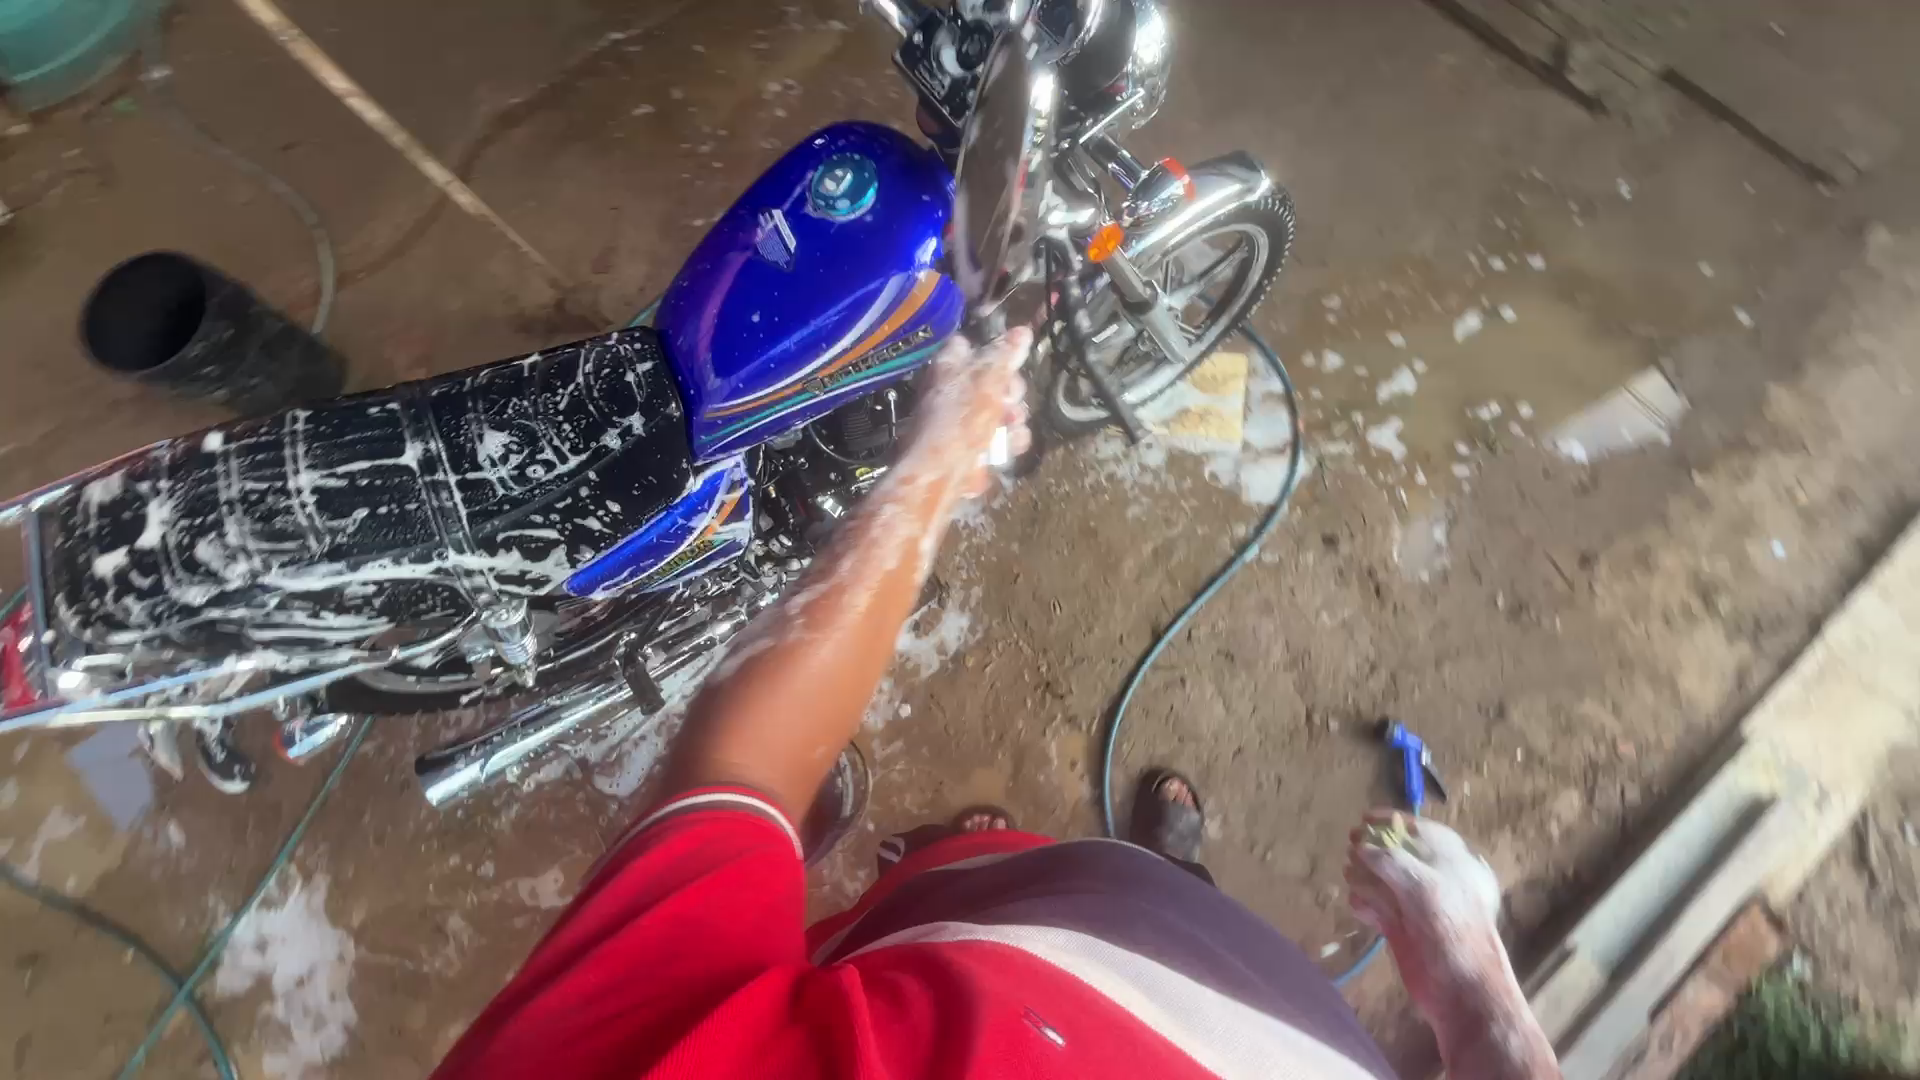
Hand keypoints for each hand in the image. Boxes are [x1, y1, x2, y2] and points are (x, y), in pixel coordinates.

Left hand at [908, 327, 1033, 495]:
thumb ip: (1006, 354)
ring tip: (1009, 425)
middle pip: (997, 379)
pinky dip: (1010, 442)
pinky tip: (1009, 446)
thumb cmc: (960, 419)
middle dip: (1012, 391)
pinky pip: (1005, 437)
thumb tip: (1023, 331)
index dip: (993, 346)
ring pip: (1005, 410)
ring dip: (1014, 418)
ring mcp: (967, 420)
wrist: (943, 471)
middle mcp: (956, 390)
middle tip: (1009, 399)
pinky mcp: (978, 447)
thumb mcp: (987, 379)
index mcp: (950, 366)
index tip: (1012, 355)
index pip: (970, 343)